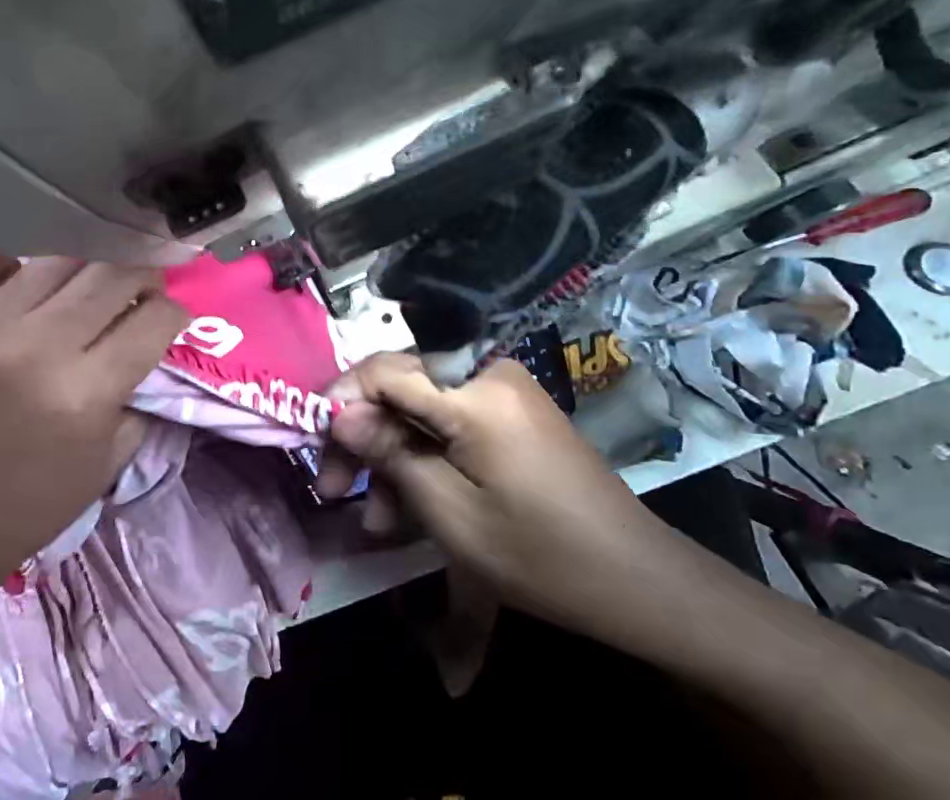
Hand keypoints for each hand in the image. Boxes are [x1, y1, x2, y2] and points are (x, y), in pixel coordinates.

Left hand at [0, 247, 188, 596]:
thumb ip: (137, 395)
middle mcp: (34, 350)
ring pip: (56, 257)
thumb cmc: (27, 507)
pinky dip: (7, 255)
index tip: (173, 313)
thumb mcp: (108, 462)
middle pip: (113, 275)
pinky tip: (21, 271)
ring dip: (88, 263)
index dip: (176, 311)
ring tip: (90, 278)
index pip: (154, 319)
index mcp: (84, 393)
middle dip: (143, 274)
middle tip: (144, 284)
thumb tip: (150, 340)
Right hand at [320, 354, 669, 636]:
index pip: (384, 370)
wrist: (632, 578)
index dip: (341, 402)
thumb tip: (337, 414)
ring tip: (376, 521)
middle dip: (365, 438)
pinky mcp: (514, 417)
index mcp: (475, 391)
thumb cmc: (536, 553)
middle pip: (403, 388)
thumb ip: (389, 453)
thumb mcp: (448, 511)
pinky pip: (453, 425)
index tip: (316, 449)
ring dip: (394, 458)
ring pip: (424, 412)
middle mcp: (489, 375)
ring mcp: (505, 395)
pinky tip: (410, 510)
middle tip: (336, 492)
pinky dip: (428, 460)